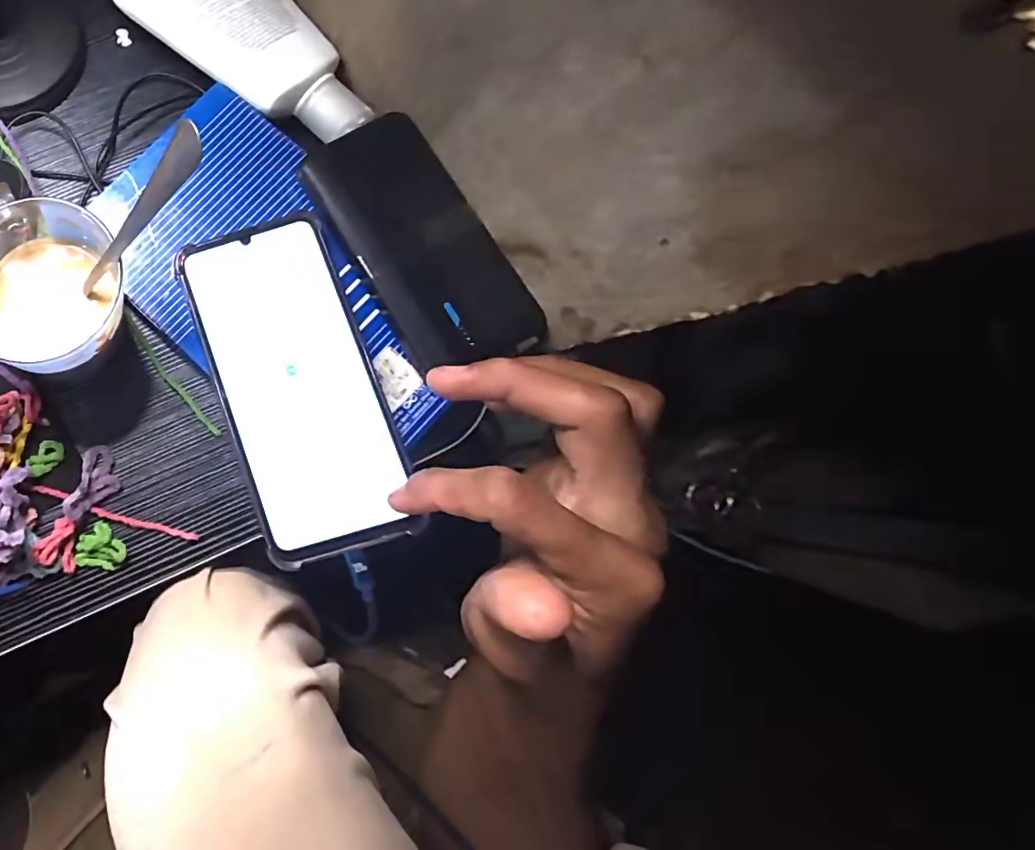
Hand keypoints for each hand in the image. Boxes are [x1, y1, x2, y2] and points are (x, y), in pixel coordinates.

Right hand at [390, 356, 666, 682]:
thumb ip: (518, 631)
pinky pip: (599, 407)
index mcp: (609, 570)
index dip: (455, 489)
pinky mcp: (607, 475)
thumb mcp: (514, 660)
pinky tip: (498, 388)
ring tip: (470, 374)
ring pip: (617, 399)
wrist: (563, 661)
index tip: (403, 494)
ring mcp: (625, 491)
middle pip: (606, 418)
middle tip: (443, 380)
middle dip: (521, 383)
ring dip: (538, 372)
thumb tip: (529, 602)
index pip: (526, 499)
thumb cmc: (533, 662)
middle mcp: (632, 518)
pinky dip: (545, 383)